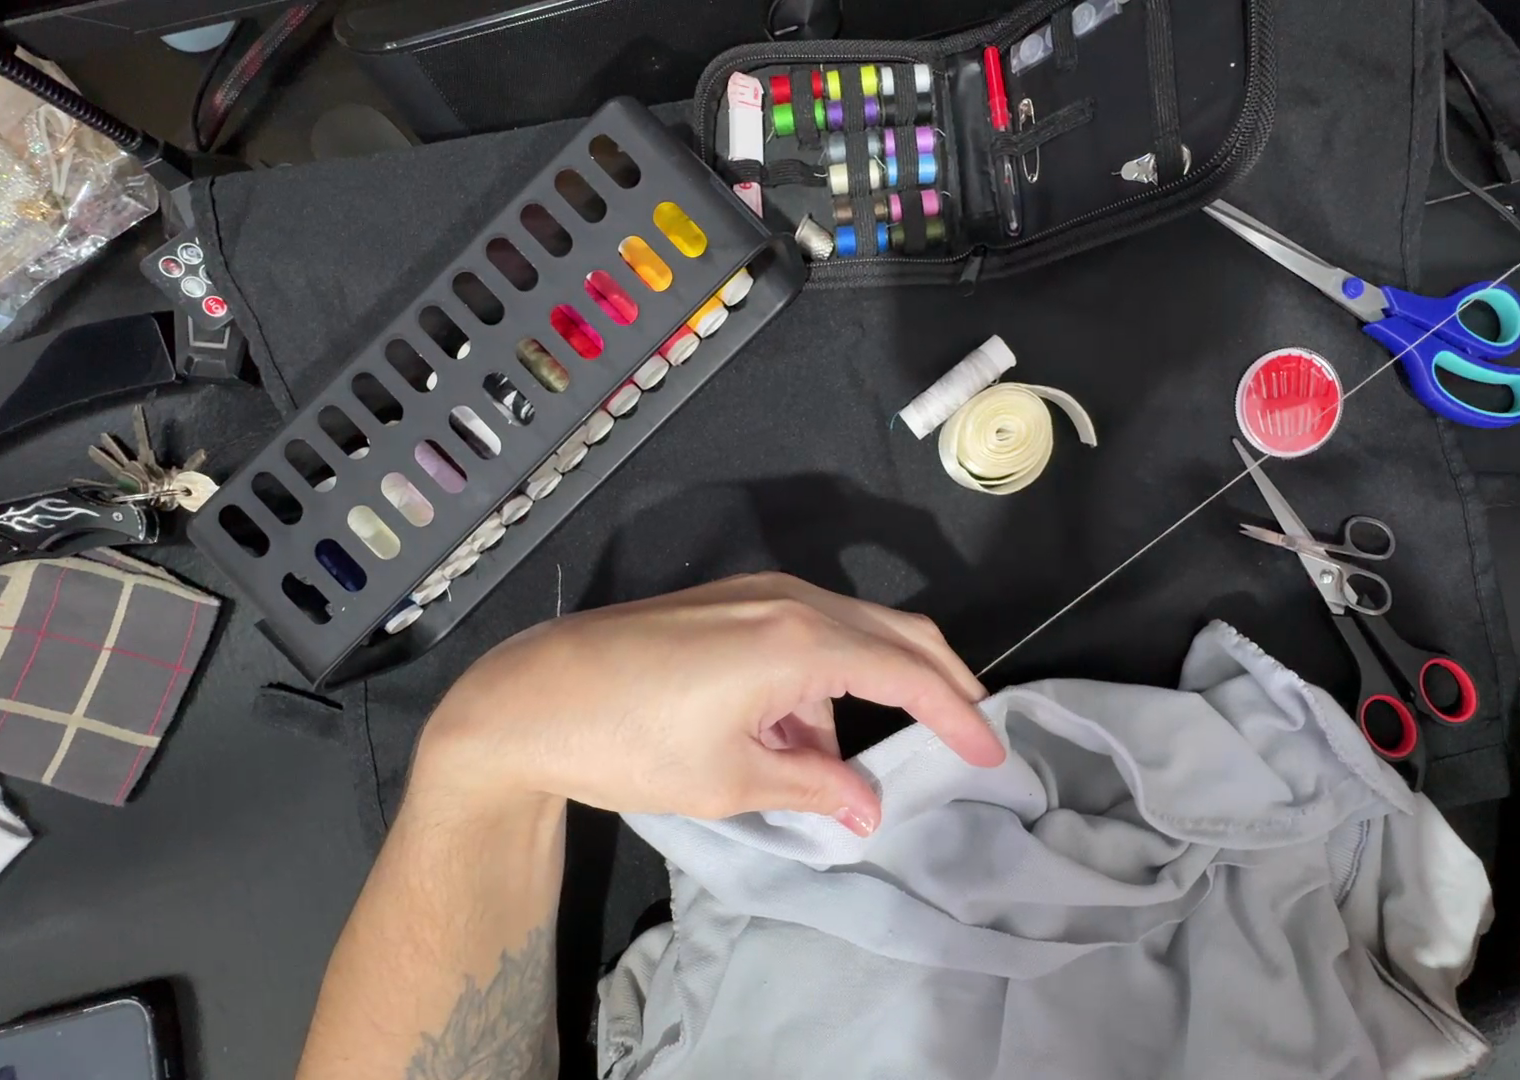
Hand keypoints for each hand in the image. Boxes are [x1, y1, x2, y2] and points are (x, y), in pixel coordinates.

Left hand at [412, 573, 1003, 835]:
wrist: (529, 697)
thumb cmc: (631, 744)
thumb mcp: (730, 779)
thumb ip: (812, 785)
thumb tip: (866, 808)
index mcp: (800, 641)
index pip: (907, 672)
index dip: (957, 713)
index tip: (990, 752)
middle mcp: (793, 600)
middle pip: (897, 632)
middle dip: (940, 681)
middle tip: (967, 731)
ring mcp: (763, 591)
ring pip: (852, 630)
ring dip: (863, 688)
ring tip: (825, 759)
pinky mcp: (738, 600)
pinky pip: (808, 631)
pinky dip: (821, 677)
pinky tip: (787, 725)